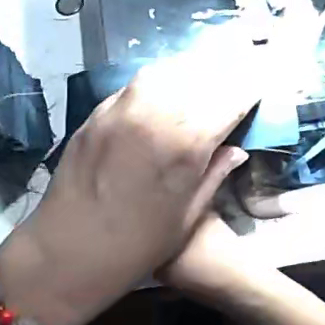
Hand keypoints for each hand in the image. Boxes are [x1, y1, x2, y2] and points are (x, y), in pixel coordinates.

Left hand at [0, 50, 257, 324]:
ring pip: (163, 74)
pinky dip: (154, 85)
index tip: (255, 89)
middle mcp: (156, 116)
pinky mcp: (96, 114)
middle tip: (231, 81)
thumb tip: (235, 150)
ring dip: (185, 76)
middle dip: (220, 78)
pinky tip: (160, 95)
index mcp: (187, 145)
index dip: (246, 93)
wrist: (69, 251)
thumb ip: (213, 174)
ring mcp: (121, 111)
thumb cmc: (137, 245)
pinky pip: (132, 86)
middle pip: (198, 78)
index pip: (229, 100)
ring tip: (196, 84)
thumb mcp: (186, 216)